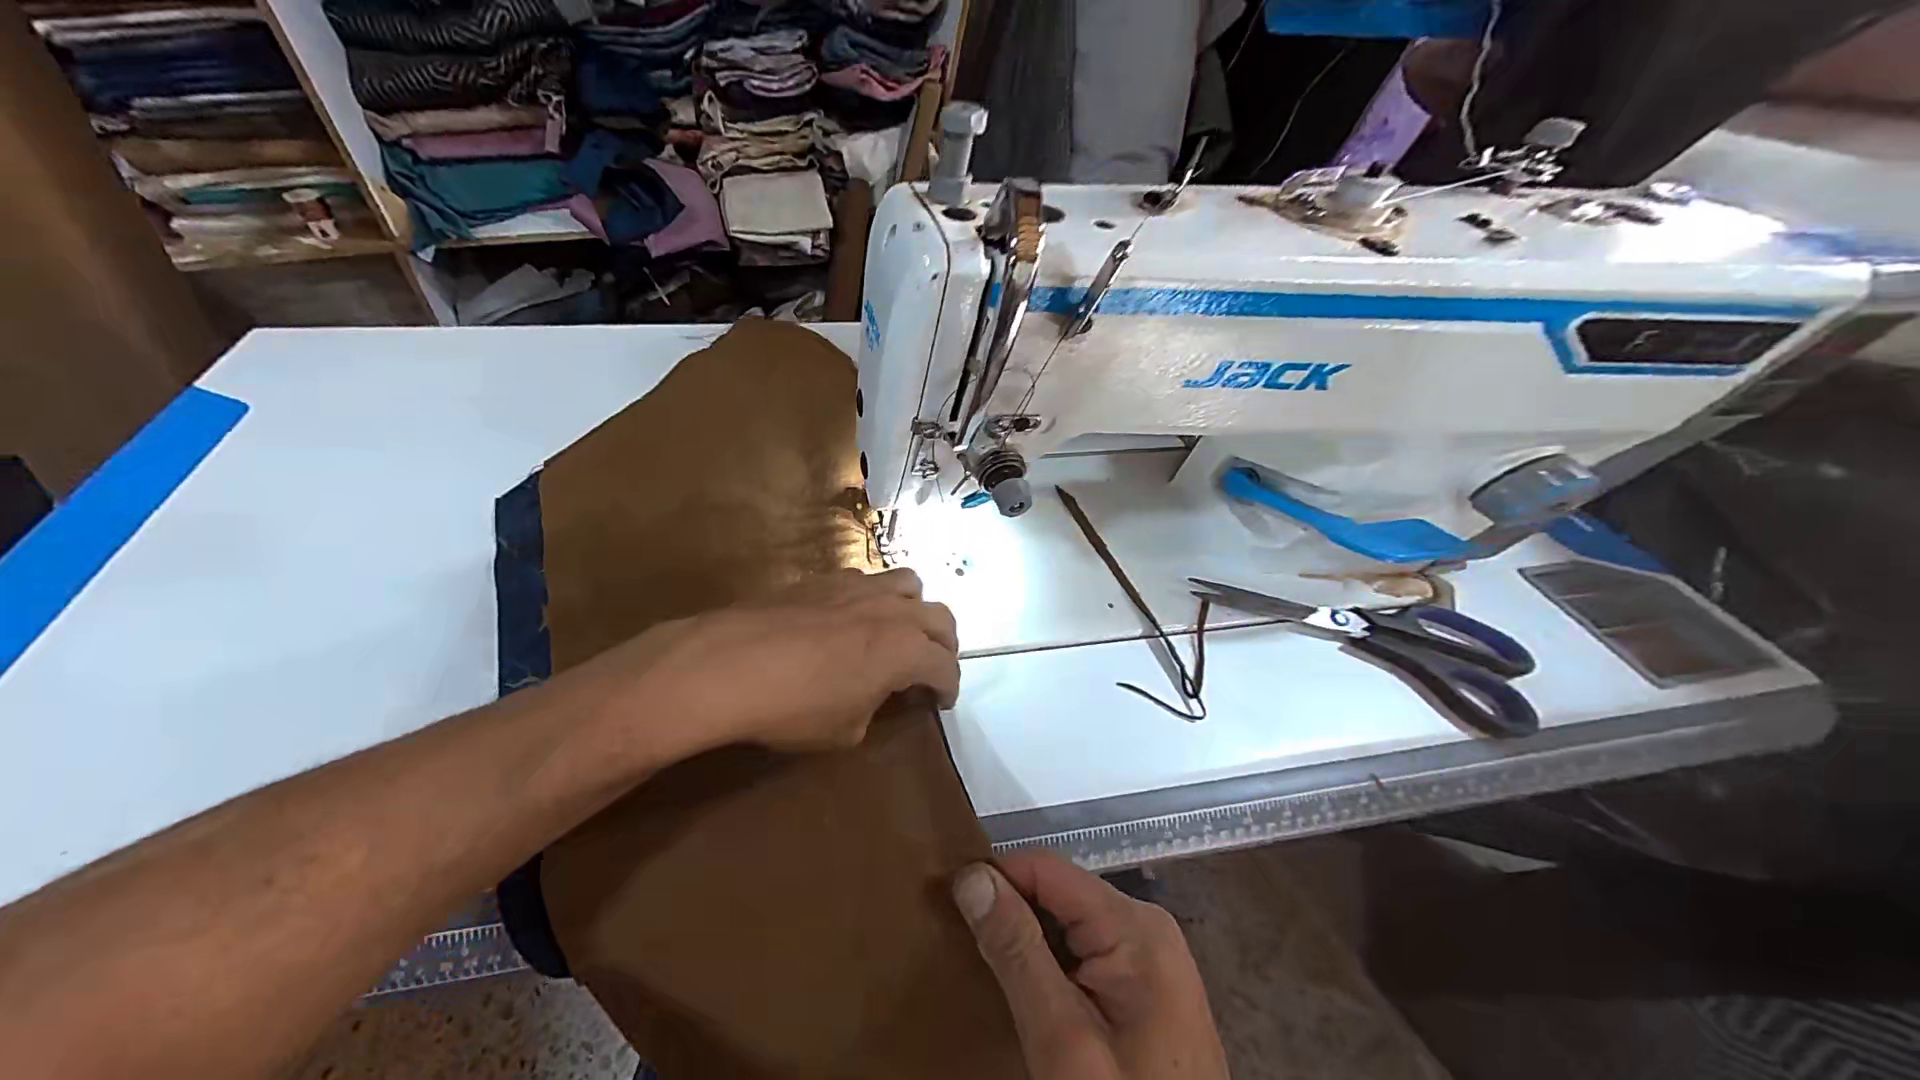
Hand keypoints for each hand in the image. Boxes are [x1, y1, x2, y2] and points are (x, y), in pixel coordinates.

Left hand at [571, 567, 960, 756]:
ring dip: (915, 609)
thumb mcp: (845, 730)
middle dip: (944, 645)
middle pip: (941, 618)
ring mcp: (859, 587)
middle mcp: (893, 610)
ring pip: (909, 584)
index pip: (946, 668)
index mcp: (907, 650)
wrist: (728, 664)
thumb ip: (874, 707)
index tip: (941, 701)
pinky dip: (874, 598)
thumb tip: (873, 694)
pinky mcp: (824, 578)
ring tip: (899, 630)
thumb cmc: (793, 708)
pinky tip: (851, 617)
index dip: (949, 688)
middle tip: (931, 666)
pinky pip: (866, 579)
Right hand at [952, 853, 1228, 1079]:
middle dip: (1010, 913)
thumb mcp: (1062, 1039)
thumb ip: (1017, 952)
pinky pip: (1084, 950)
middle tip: (960, 945)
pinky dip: (1050, 964)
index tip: (949, 906)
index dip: (995, 880)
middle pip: (1057, 893)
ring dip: (1026, 941)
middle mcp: (1146, 924)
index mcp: (1134, 924)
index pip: (1045, 869)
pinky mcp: (1146, 984)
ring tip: (985, 967)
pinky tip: (1025, 992)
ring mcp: (1150, 954)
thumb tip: (971, 877)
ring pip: (1067, 921)